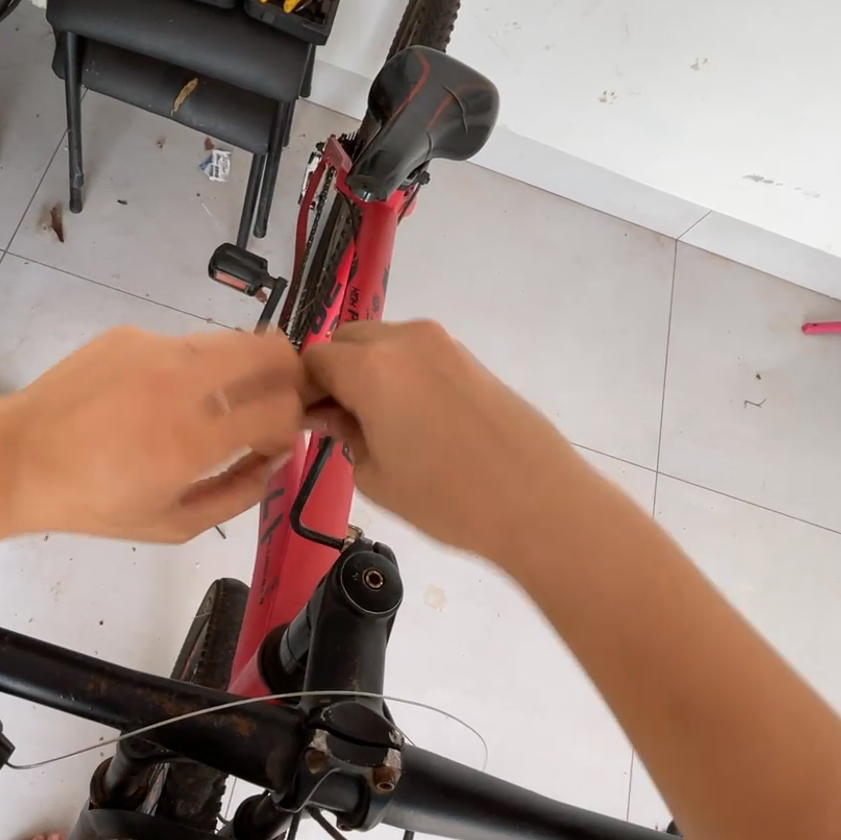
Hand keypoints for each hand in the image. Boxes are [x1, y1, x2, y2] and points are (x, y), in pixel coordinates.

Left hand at [1, 327, 308, 542]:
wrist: (18, 458)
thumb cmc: (97, 502)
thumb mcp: (175, 524)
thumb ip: (239, 493)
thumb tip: (275, 459)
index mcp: (195, 439)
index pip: (283, 407)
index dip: (296, 421)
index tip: (278, 437)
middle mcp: (183, 382)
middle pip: (272, 352)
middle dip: (289, 375)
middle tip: (276, 397)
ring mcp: (155, 349)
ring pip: (231, 340)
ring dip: (243, 367)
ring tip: (218, 397)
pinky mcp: (130, 334)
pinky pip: (184, 344)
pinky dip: (192, 366)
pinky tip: (158, 393)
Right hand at [302, 320, 601, 558]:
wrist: (537, 500)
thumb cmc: (445, 498)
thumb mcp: (375, 476)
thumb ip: (343, 435)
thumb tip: (330, 415)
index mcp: (370, 367)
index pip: (314, 360)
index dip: (303, 389)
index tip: (306, 422)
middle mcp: (402, 340)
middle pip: (347, 341)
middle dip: (334, 374)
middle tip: (339, 422)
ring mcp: (441, 343)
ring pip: (383, 343)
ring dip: (368, 371)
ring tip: (379, 422)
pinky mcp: (469, 357)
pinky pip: (415, 354)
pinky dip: (400, 374)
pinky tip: (414, 418)